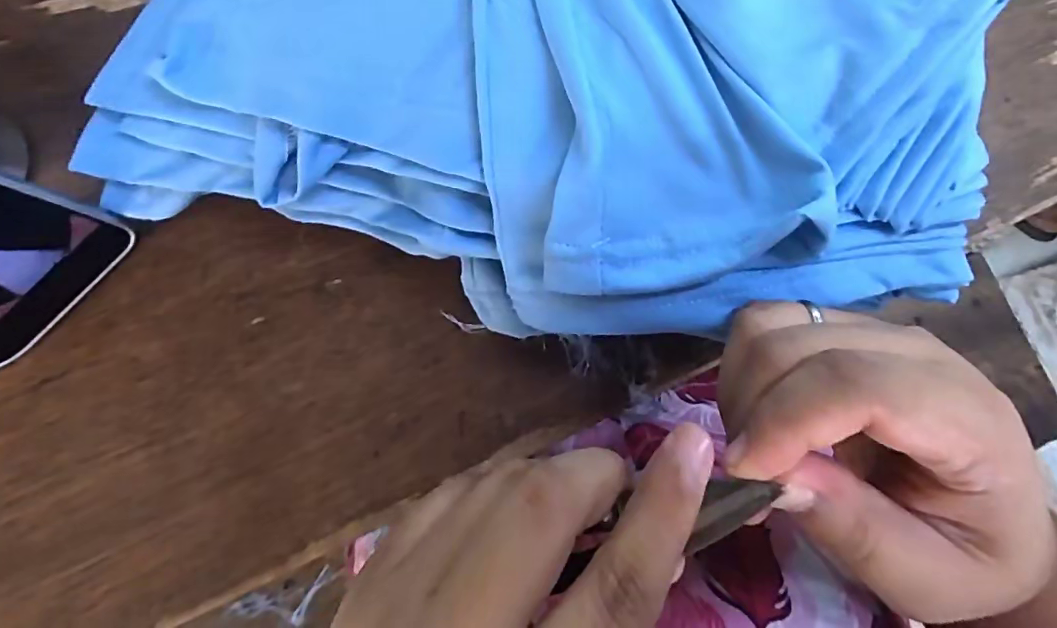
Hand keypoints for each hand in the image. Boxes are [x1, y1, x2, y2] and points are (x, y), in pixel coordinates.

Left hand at [333, 423, 711, 627]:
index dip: (662, 512)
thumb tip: (660, 540)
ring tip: (568, 507)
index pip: (614, 594)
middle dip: (595, 479)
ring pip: (486, 488)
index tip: (695, 446)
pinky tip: (503, 509)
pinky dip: (488, 488)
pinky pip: (442, 499)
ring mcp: (389, 610)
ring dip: (543, 480)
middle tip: (620, 495)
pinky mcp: (361, 590)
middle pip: (536, 513)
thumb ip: (615, 610)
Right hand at [719, 303, 1056, 624]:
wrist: (1004, 517)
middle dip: (753, 406)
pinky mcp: (846, 324)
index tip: (744, 474)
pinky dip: (748, 365)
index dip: (787, 418)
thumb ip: (858, 532)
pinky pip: (774, 322)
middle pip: (802, 343)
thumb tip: (776, 480)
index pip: (856, 382)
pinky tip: (761, 415)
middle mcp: (917, 349)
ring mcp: (878, 327)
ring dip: (743, 380)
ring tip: (752, 446)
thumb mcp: (931, 578)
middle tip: (745, 479)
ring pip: (775, 320)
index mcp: (963, 414)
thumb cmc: (975, 554)